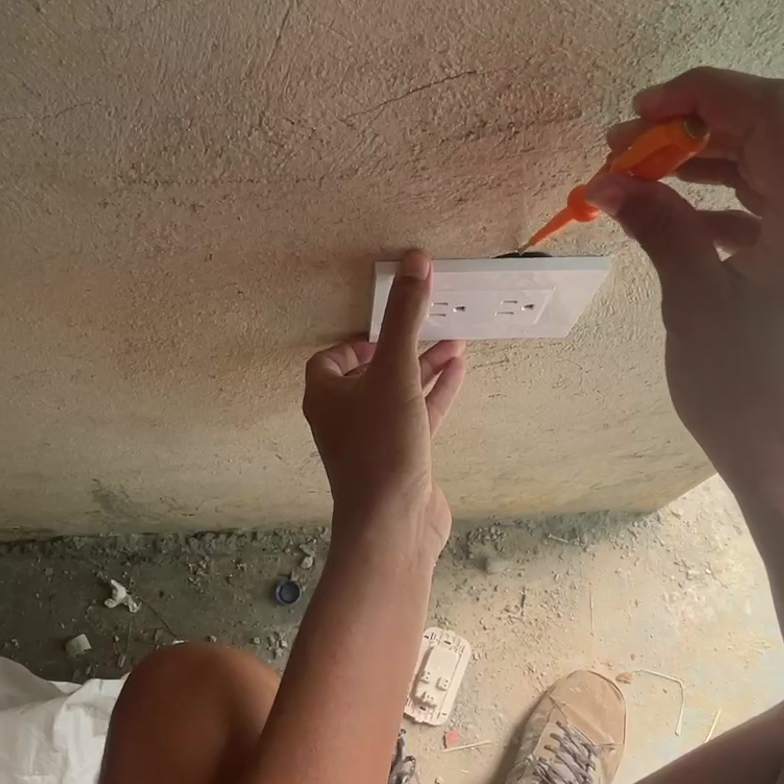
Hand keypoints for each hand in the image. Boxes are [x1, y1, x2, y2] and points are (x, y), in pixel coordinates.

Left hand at [303, 249, 466, 557]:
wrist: (392, 522)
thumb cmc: (381, 446)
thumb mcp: (395, 373)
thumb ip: (406, 318)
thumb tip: (414, 261)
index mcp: (326, 395)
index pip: (332, 357)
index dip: (359, 339)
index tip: (389, 327)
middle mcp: (343, 417)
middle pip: (370, 372)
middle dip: (401, 348)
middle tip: (430, 325)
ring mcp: (372, 440)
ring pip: (397, 393)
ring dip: (423, 368)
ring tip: (456, 343)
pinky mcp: (400, 458)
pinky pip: (416, 416)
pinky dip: (435, 395)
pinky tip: (458, 373)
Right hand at [587, 68, 783, 500]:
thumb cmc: (743, 395)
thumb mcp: (693, 305)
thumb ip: (658, 227)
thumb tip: (607, 182)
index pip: (772, 112)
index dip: (702, 94)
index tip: (638, 113)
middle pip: (777, 137)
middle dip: (697, 133)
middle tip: (625, 154)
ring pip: (781, 173)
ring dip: (713, 168)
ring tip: (645, 183)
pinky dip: (736, 207)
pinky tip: (687, 223)